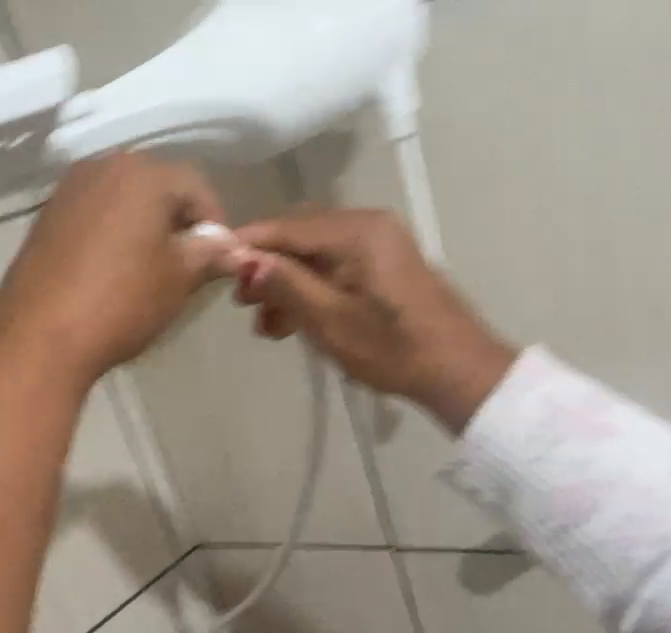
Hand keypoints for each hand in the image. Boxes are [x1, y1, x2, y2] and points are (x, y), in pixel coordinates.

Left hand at [0, 153, 225, 387]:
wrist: (39, 337)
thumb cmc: (121, 302)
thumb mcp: (178, 279)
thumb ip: (209, 254)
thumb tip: (231, 247)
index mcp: (143, 173)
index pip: (196, 186)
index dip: (216, 224)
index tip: (221, 261)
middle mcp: (102, 167)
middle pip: (156, 188)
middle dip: (177, 224)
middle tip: (187, 268)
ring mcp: (67, 192)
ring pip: (122, 203)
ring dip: (142, 230)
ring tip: (149, 275)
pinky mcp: (44, 221)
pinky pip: (92, 220)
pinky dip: (110, 240)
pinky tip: (112, 277)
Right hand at [231, 207, 518, 431]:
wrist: (456, 370)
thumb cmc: (392, 349)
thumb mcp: (329, 321)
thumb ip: (285, 285)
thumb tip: (241, 258)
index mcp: (356, 231)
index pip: (286, 228)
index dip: (247, 246)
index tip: (214, 268)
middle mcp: (368, 225)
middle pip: (300, 237)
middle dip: (266, 269)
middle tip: (240, 306)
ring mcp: (379, 244)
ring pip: (315, 255)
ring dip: (287, 285)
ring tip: (266, 326)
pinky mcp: (384, 266)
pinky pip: (334, 267)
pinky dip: (311, 290)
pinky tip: (294, 322)